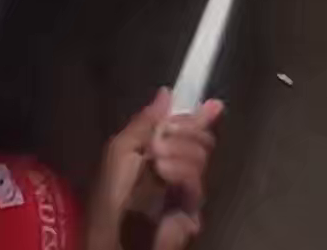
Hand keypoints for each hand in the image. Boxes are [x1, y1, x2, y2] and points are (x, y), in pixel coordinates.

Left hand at [87, 88, 224, 249]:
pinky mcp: (191, 211)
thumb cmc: (112, 191)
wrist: (114, 234)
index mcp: (157, 149)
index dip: (200, 115)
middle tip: (161, 141)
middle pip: (199, 137)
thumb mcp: (122, 148)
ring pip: (200, 156)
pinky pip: (198, 182)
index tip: (215, 105)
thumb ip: (146, 120)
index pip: (185, 127)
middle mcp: (175, 165)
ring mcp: (184, 189)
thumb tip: (167, 93)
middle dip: (184, 131)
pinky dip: (182, 173)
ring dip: (179, 152)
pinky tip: (166, 174)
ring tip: (158, 164)